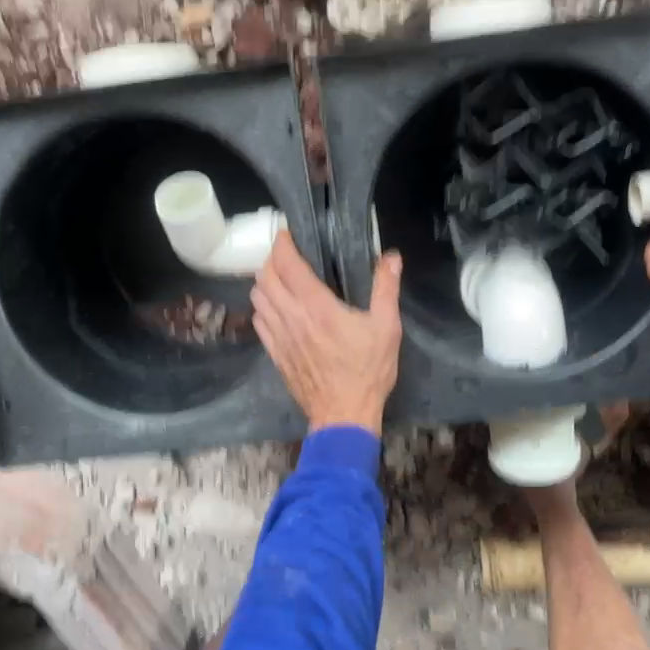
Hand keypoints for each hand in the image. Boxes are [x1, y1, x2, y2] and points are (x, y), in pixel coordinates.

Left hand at [251, 231, 403, 434]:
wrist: (344, 415)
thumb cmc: (368, 371)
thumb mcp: (387, 327)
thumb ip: (386, 288)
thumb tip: (391, 256)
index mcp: (316, 307)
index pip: (287, 265)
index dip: (282, 244)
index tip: (287, 234)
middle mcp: (291, 317)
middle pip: (265, 278)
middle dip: (272, 260)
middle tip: (287, 255)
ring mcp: (279, 337)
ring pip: (257, 298)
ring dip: (265, 283)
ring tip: (280, 278)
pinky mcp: (275, 354)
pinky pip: (258, 321)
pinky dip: (263, 307)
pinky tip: (276, 308)